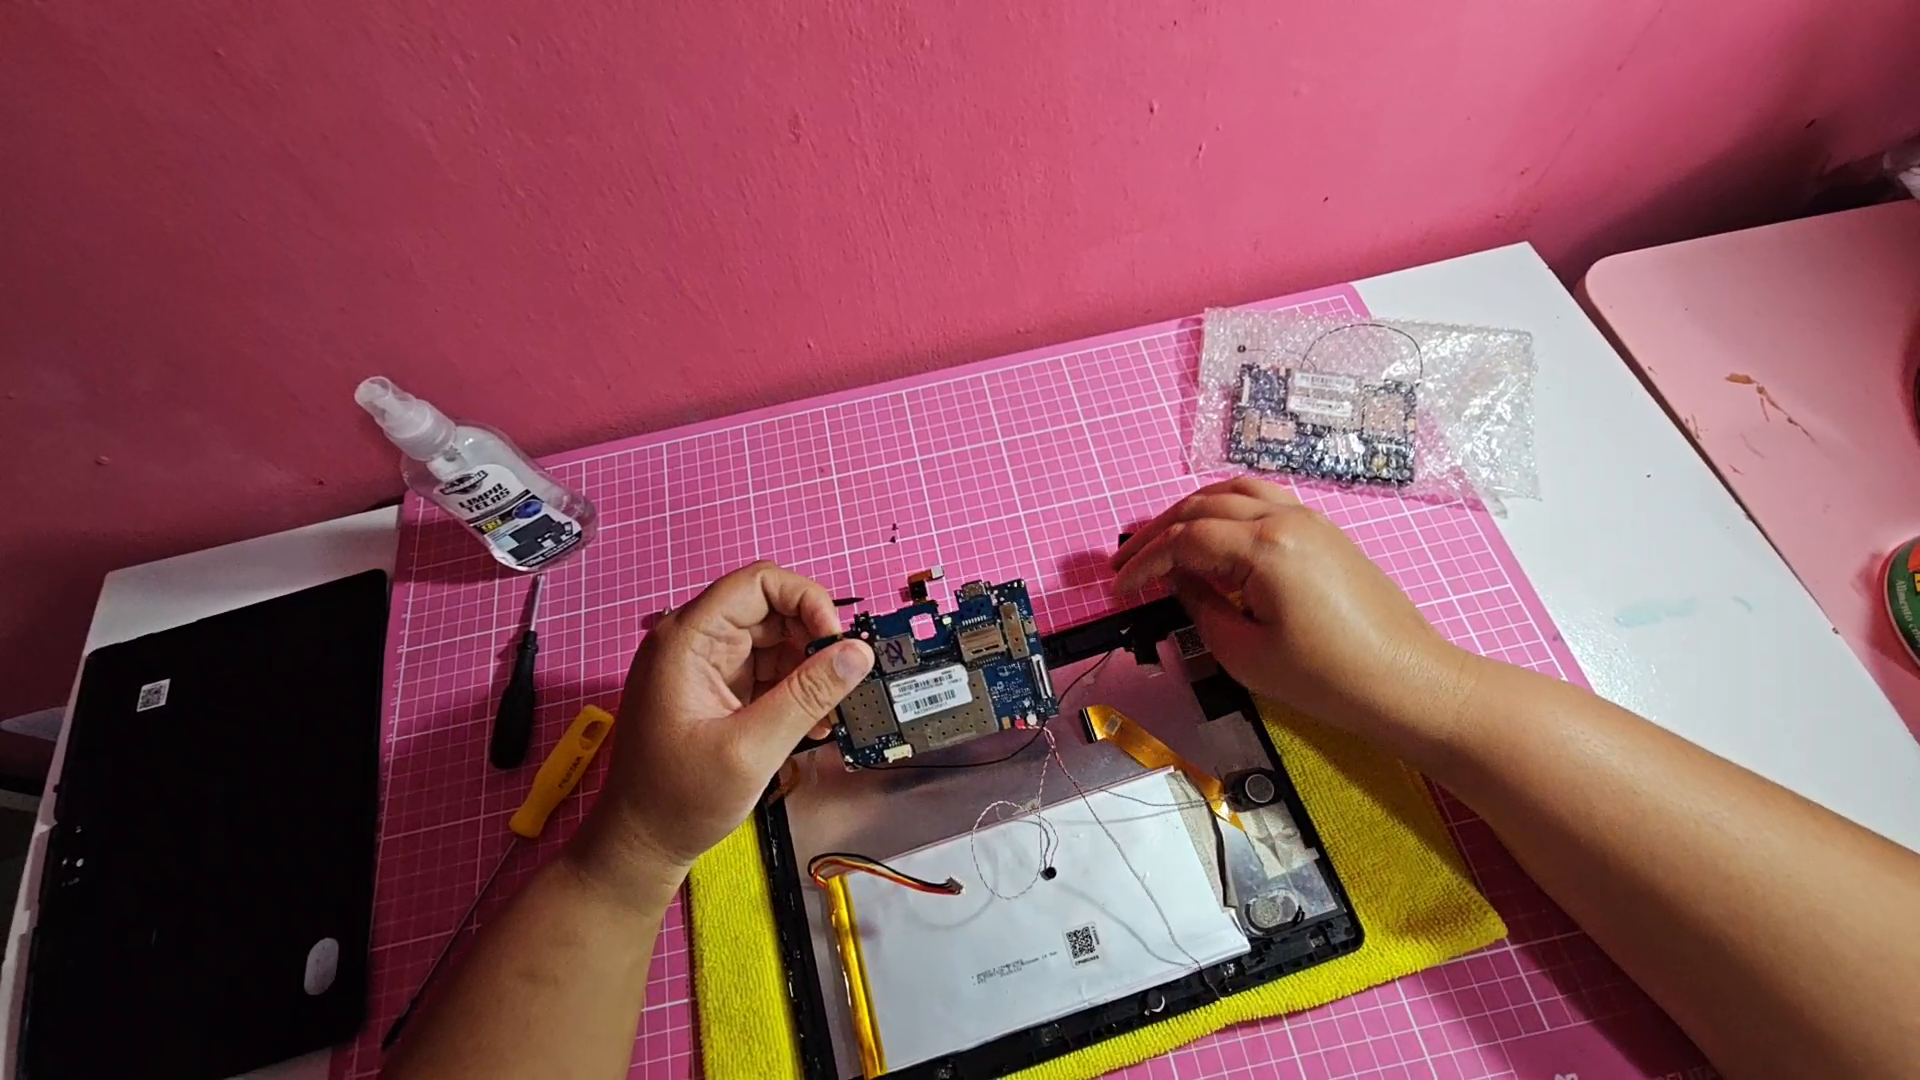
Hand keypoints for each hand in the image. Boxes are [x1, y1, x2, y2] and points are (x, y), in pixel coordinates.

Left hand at [584, 562, 874, 877]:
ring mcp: (707, 665)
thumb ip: (808, 696)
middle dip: (813, 641)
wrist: (640, 847)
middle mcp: (696, 641)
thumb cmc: (680, 801)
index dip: (806, 601)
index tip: (835, 643)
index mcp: (689, 639)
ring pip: (776, 640)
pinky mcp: (719, 688)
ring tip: (829, 713)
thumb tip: (858, 652)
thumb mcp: (752, 749)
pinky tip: (814, 722)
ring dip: (809, 670)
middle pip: (771, 609)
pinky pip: (768, 669)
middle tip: (839, 684)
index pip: (758, 583)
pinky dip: (795, 690)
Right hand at [1111, 477, 1477, 750]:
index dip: (1146, 562)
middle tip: (1127, 562)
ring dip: (1189, 510)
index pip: (1185, 541)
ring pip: (1232, 491)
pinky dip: (1225, 506)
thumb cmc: (1328, 678)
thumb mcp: (1244, 653)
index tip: (1121, 586)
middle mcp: (1286, 519)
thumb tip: (1180, 582)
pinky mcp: (1322, 530)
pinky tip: (1212, 530)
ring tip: (1162, 538)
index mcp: (1266, 548)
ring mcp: (1309, 519)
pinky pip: (1262, 499)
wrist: (1408, 682)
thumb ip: (1200, 607)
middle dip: (1157, 532)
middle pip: (1202, 507)